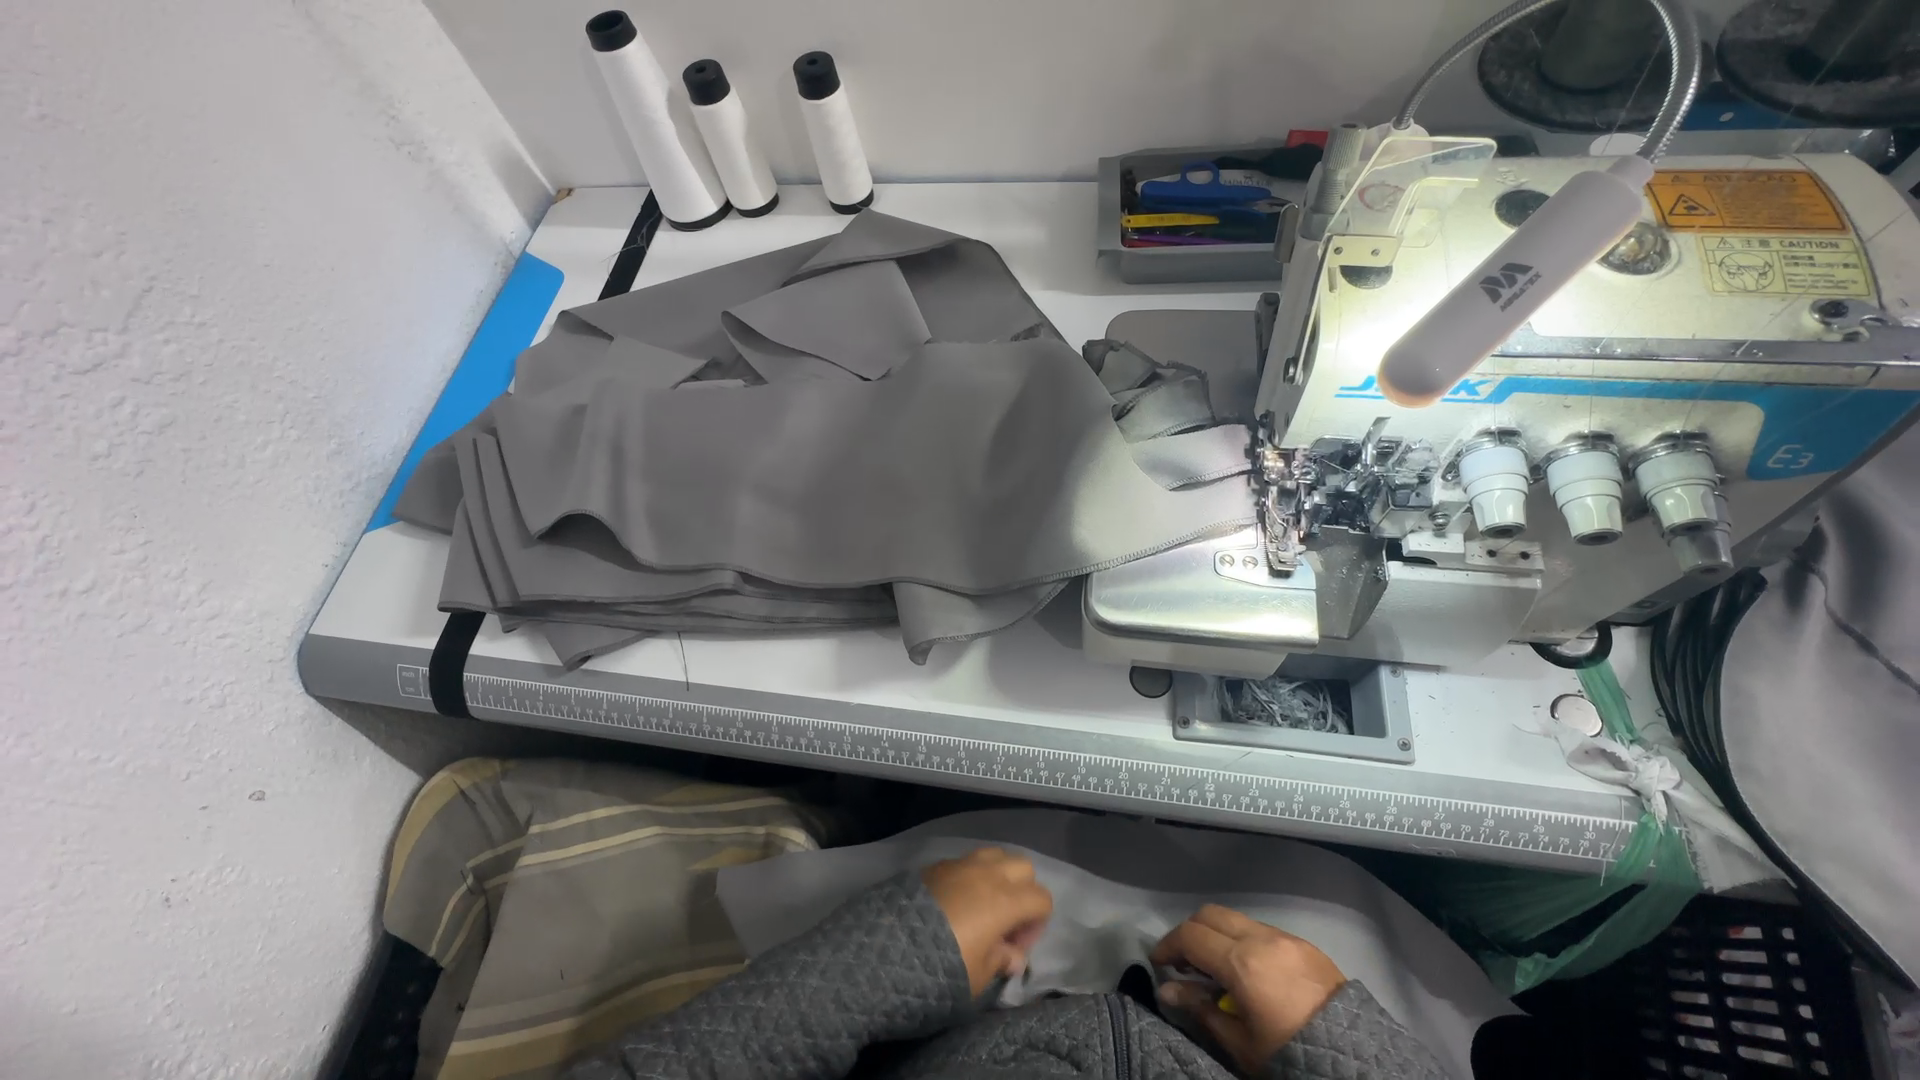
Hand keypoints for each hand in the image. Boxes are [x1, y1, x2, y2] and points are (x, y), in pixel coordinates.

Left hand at [920, 848, 1052, 996]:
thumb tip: (1013, 956)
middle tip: (1007, 920)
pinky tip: (959, 900)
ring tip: (985, 903)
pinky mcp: (938, 864)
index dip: (1037, 924)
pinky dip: (972, 875)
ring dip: (999, 875)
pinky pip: (967, 861)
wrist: (892, 945)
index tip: (1017, 946)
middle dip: (1024, 891)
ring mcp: (962, 864)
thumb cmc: (944, 963)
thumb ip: (1002, 960)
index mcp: (1006, 900)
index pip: (1042, 899)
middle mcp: (989, 874)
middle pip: (1023, 867)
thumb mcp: (979, 974)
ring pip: (996, 855)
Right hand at [1150, 904, 1346, 1073]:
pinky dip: (1242, 940)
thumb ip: (1201, 1009)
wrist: (1356, 1059)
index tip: (1158, 963)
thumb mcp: (1240, 1041)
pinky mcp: (1304, 944)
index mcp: (1242, 962)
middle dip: (1189, 933)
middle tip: (1182, 962)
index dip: (1167, 946)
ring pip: (1236, 919)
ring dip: (1216, 934)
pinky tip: (1246, 969)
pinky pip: (1261, 929)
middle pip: (1210, 915)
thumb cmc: (1289, 1053)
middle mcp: (1261, 938)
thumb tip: (1167, 991)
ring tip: (1214, 966)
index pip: (1190, 936)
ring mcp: (1285, 937)